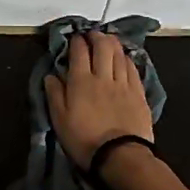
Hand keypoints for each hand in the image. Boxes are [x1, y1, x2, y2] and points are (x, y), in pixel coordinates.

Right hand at [43, 32, 154, 168]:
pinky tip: (125, 58)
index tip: (75, 38)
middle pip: (103, 47)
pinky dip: (127, 59)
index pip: (79, 52)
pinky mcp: (138, 93)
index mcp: (81, 81)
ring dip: (113, 43)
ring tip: (109, 40)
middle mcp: (103, 76)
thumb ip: (54, 94)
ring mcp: (123, 84)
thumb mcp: (59, 120)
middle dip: (97, 36)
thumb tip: (51, 75)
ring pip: (119, 55)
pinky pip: (133, 68)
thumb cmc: (84, 139)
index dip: (77, 41)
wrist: (120, 155)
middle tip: (92, 35)